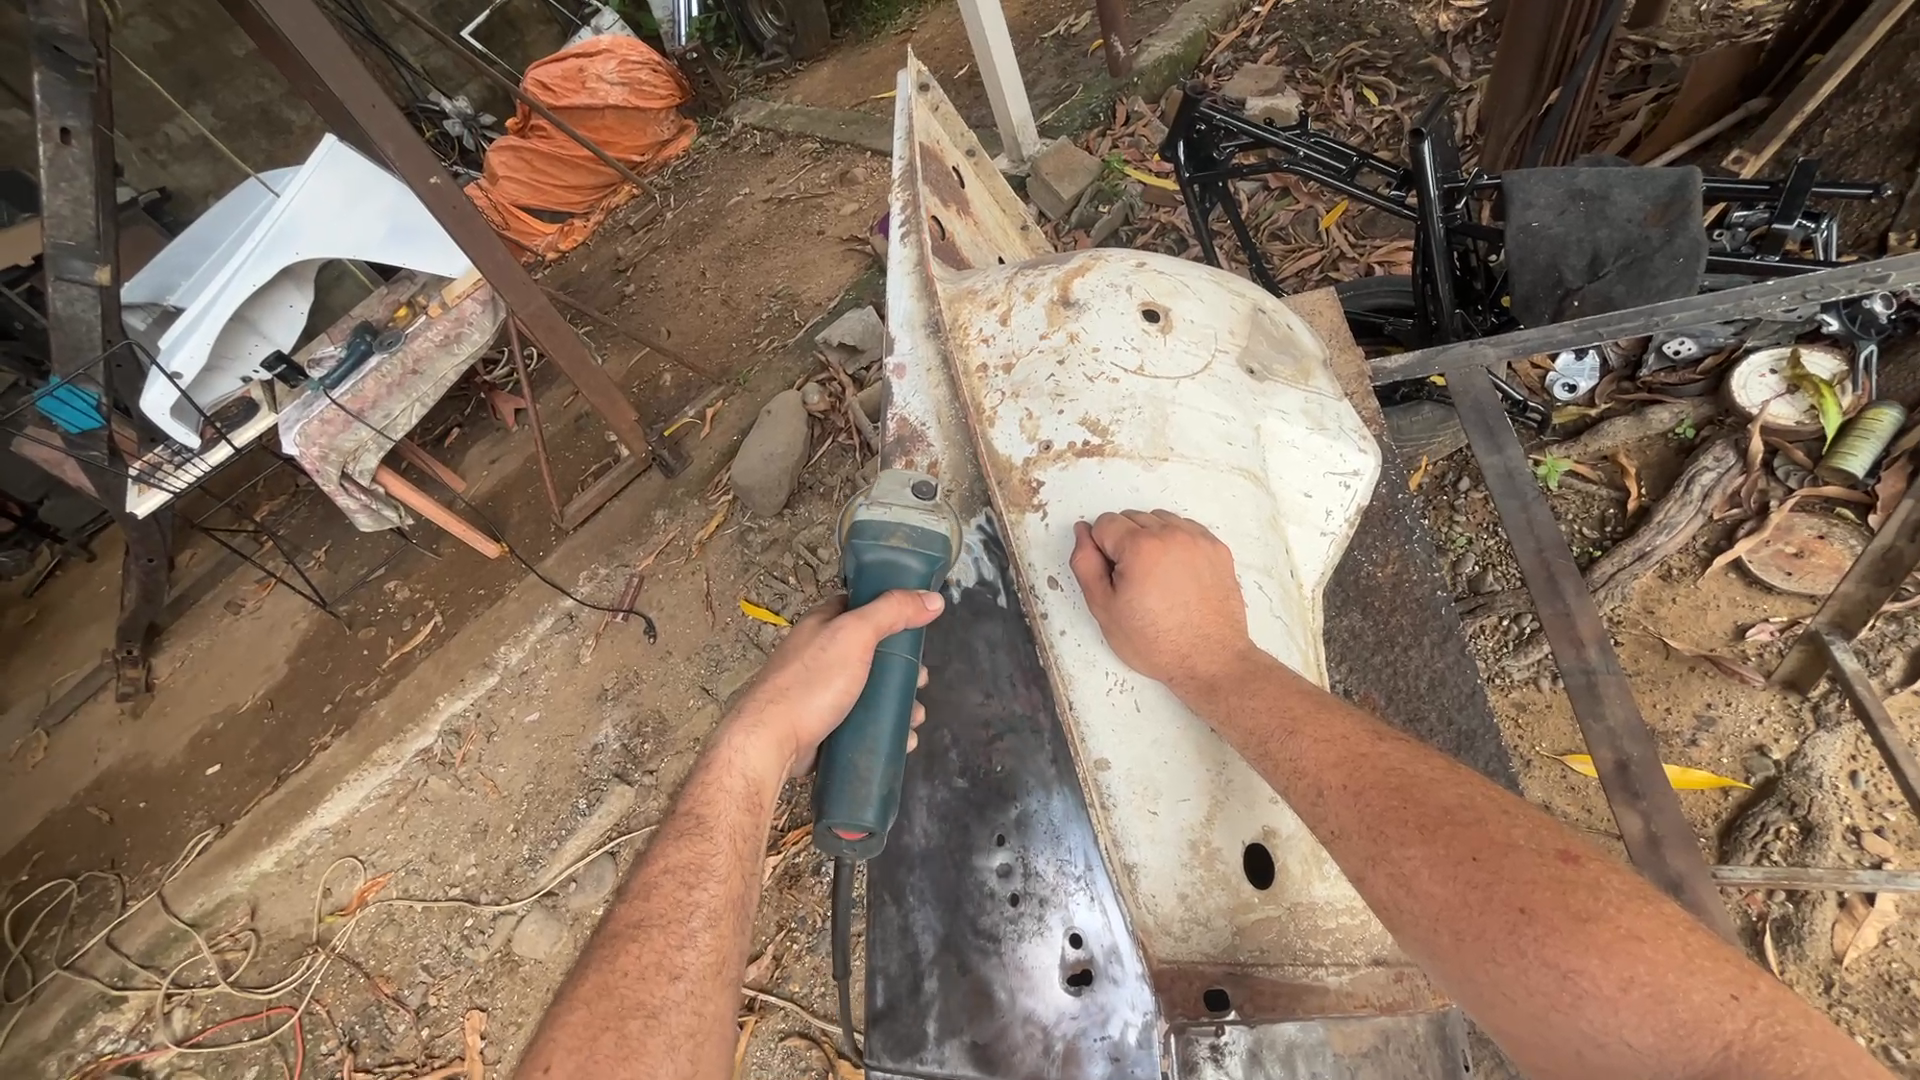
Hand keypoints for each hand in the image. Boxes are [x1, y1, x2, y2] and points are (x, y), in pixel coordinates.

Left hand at [726, 590, 944, 774]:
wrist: (772, 742)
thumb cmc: (812, 682)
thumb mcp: (855, 634)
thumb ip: (893, 612)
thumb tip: (933, 599)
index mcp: (823, 624)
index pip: (862, 607)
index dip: (892, 613)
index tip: (920, 625)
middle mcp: (821, 654)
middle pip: (873, 653)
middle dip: (902, 667)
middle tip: (921, 680)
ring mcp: (822, 692)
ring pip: (871, 691)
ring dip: (898, 701)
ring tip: (915, 717)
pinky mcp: (825, 725)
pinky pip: (862, 722)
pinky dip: (884, 727)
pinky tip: (903, 739)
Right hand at [1069, 510, 1263, 688]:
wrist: (1208, 660)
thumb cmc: (1157, 642)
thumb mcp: (1103, 608)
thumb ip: (1085, 563)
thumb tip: (1082, 533)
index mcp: (1140, 547)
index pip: (1104, 523)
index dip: (1101, 551)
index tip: (1114, 578)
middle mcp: (1172, 535)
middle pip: (1131, 517)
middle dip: (1124, 543)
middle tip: (1133, 581)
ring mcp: (1198, 540)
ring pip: (1158, 519)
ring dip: (1150, 539)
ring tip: (1155, 577)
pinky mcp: (1217, 549)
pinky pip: (1186, 529)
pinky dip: (1175, 543)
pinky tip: (1174, 574)